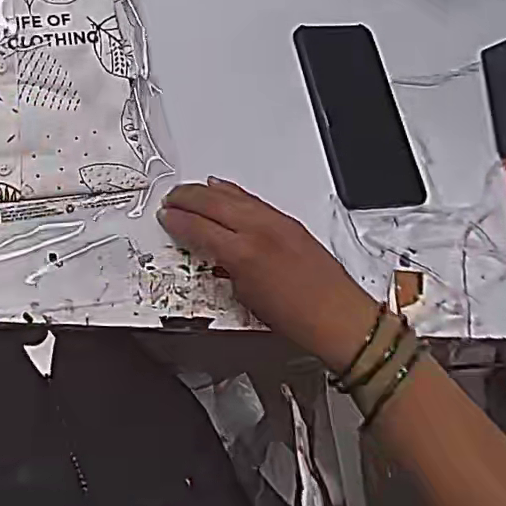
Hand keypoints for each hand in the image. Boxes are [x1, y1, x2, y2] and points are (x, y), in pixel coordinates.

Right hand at [159, 178, 378, 369]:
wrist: (339, 317)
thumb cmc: (297, 317)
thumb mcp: (246, 296)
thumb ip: (224, 267)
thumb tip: (212, 251)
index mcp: (242, 253)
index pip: (198, 228)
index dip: (178, 221)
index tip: (166, 218)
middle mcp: (257, 230)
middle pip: (210, 203)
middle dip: (186, 199)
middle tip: (170, 200)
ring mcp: (274, 221)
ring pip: (230, 196)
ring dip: (204, 192)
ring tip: (188, 192)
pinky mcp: (287, 220)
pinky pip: (250, 198)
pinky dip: (231, 192)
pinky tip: (221, 188)